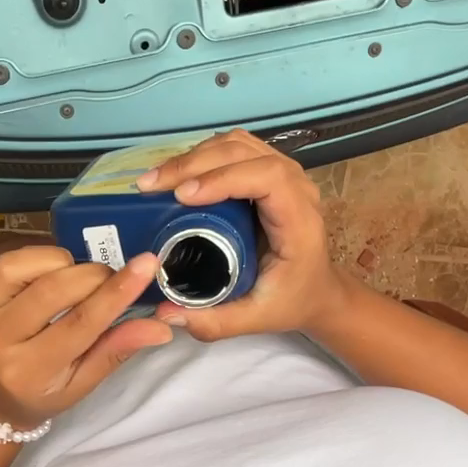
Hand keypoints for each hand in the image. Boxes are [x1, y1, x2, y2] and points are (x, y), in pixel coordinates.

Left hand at [0, 247, 173, 427]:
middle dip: (96, 276)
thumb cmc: (45, 396)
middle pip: (55, 290)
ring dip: (69, 264)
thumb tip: (161, 327)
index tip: (147, 265)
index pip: (80, 323)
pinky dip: (42, 257)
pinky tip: (59, 270)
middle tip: (115, 281)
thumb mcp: (84, 384)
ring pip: (29, 268)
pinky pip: (11, 262)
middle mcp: (2, 341)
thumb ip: (117, 351)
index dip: (116, 292)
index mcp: (31, 371)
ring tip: (85, 280)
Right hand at [134, 129, 346, 340]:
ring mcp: (283, 174)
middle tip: (150, 187)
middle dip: (193, 164)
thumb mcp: (257, 319)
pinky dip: (201, 156)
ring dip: (192, 156)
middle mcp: (296, 187)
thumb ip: (214, 322)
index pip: (268, 178)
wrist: (317, 289)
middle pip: (244, 152)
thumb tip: (163, 312)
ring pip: (236, 144)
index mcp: (299, 220)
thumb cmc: (292, 300)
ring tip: (156, 180)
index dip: (224, 179)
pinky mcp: (268, 171)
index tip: (183, 197)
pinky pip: (233, 149)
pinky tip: (175, 176)